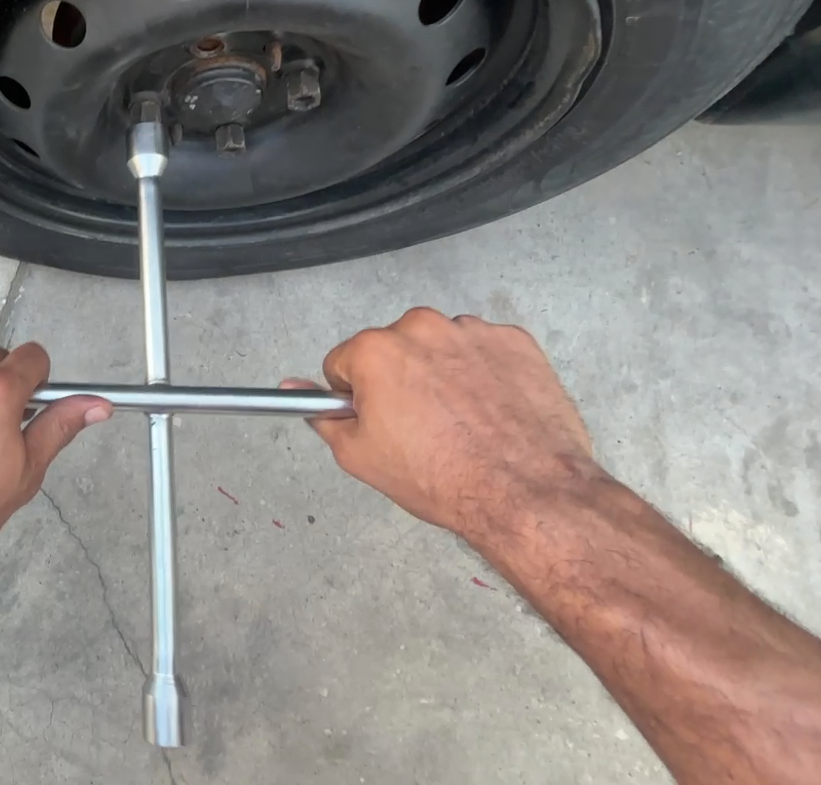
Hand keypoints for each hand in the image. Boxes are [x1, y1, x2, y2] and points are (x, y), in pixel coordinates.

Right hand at [283, 307, 606, 540]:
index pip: (342, 362)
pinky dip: (482, 372)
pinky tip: (487, 410)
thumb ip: (321, 414)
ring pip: (437, 347)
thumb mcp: (358, 455)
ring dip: (440, 372)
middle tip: (418, 425)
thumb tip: (294, 388)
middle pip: (391, 348)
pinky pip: (482, 349)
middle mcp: (420, 328)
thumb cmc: (445, 475)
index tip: (377, 417)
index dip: (355, 396)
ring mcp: (470, 332)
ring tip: (458, 421)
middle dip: (398, 378)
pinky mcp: (514, 342)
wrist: (526, 492)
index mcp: (374, 350)